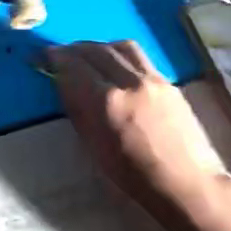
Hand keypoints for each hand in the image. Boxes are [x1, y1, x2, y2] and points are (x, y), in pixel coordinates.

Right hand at [48, 41, 230, 221]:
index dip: (55, 58)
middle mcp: (130, 82)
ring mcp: (153, 79)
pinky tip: (115, 66)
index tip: (43, 56)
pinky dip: (121, 55)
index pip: (74, 67)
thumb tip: (65, 85)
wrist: (187, 184)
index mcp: (107, 102)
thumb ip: (80, 112)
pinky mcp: (169, 82)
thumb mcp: (96, 149)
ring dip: (99, 46)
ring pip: (121, 46)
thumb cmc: (136, 179)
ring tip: (88, 56)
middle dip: (74, 49)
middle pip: (96, 50)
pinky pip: (140, 58)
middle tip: (60, 54)